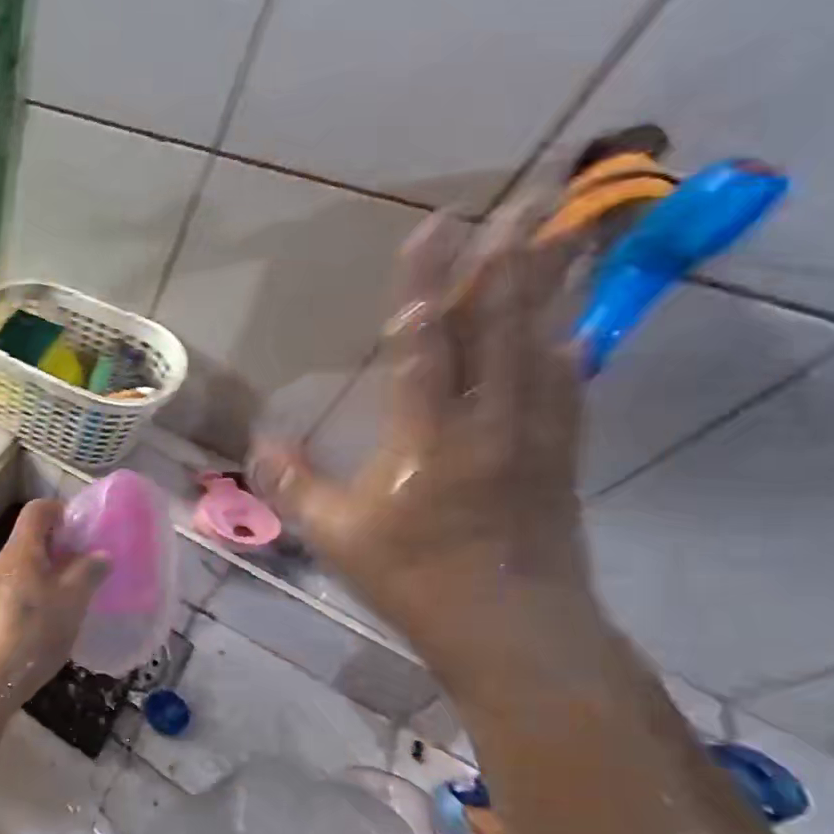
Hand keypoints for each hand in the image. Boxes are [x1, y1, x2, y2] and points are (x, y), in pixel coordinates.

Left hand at [0, 499, 108, 698]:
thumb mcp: (72, 599)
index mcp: (20, 549)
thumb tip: (101, 555)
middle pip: (33, 535)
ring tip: (83, 586)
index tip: (86, 528)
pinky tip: (62, 611)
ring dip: (56, 567)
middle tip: (93, 559)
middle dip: (64, 542)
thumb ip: (89, 571)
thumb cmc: (34, 631)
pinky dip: (45, 586)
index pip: (37, 509)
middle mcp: (4, 560)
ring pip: (30, 561)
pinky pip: (24, 583)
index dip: (62, 510)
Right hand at [250, 204, 609, 691]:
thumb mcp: (335, 535)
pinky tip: (575, 315)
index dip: (427, 281)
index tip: (435, 225)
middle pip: (501, 327)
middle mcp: (488, 422)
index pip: (425, 343)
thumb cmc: (415, 580)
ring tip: (565, 231)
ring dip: (551, 284)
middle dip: (508, 259)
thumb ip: (293, 482)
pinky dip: (570, 338)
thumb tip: (257, 441)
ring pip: (545, 343)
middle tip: (525, 199)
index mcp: (428, 437)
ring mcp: (534, 435)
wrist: (516, 635)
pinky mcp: (561, 453)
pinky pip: (568, 381)